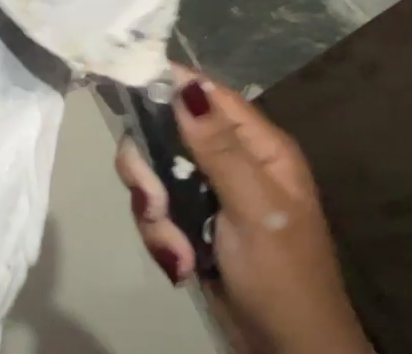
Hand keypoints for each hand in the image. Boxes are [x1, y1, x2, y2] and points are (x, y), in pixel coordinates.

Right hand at [115, 70, 371, 353]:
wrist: (288, 350)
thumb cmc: (283, 275)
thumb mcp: (254, 208)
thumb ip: (218, 147)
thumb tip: (185, 84)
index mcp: (259, 147)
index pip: (205, 94)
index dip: (166, 86)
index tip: (123, 87)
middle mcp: (231, 159)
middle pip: (164, 131)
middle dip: (149, 170)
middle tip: (153, 202)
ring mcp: (209, 190)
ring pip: (152, 170)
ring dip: (153, 209)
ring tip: (174, 246)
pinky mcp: (191, 218)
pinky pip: (155, 204)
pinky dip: (158, 231)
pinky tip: (177, 258)